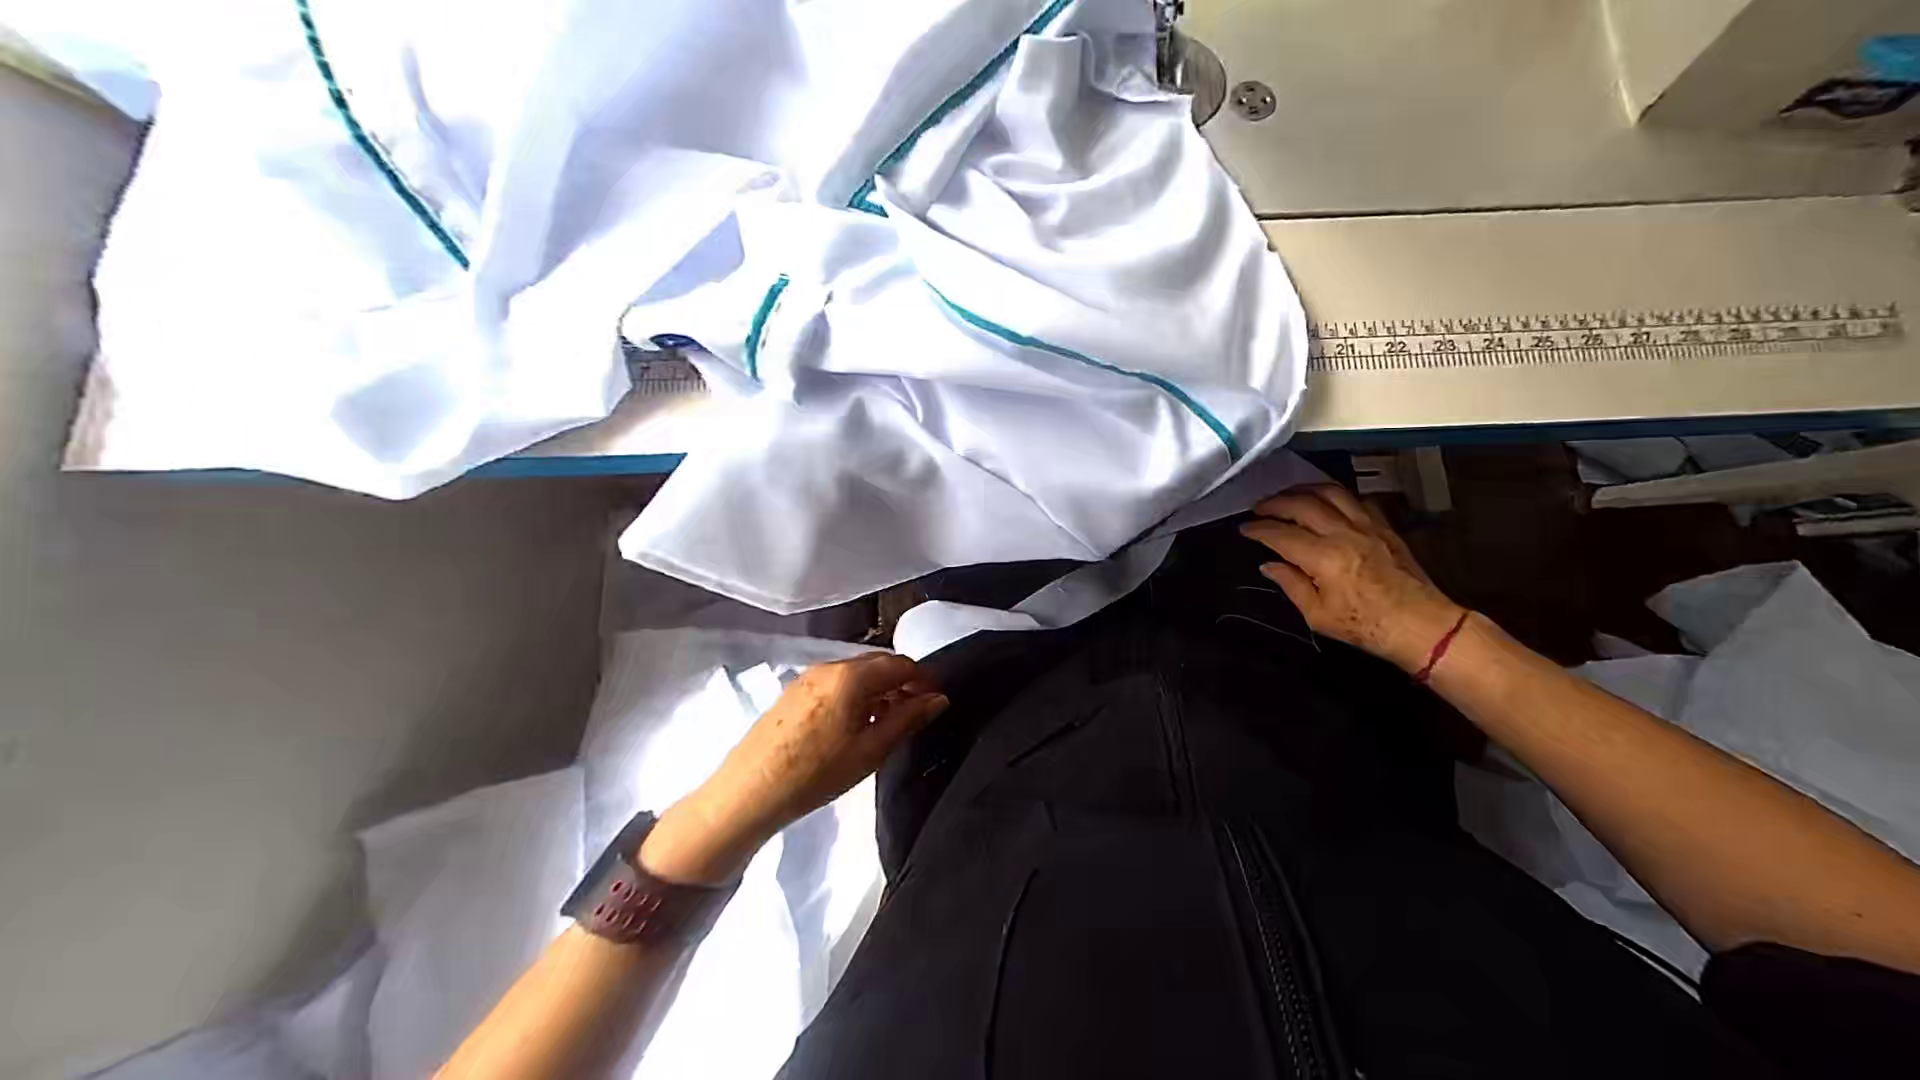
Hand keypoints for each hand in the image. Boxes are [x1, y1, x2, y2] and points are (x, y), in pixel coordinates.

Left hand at [640, 653, 947, 884]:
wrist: (750, 791)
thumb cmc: (818, 772)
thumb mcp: (871, 749)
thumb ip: (908, 719)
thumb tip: (938, 699)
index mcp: (852, 675)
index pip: (900, 664)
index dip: (924, 679)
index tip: (937, 701)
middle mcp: (829, 666)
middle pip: (877, 663)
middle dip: (902, 682)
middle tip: (916, 713)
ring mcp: (808, 677)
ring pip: (856, 673)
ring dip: (879, 690)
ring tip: (888, 722)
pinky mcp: (794, 692)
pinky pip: (836, 683)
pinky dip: (856, 695)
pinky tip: (856, 724)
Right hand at [1239, 483, 1465, 673]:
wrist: (1421, 626)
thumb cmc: (1367, 626)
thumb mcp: (1317, 615)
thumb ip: (1290, 585)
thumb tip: (1269, 566)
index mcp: (1324, 558)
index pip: (1281, 534)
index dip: (1258, 529)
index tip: (1245, 529)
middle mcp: (1345, 534)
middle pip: (1302, 504)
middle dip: (1274, 503)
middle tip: (1259, 507)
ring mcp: (1367, 527)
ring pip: (1330, 492)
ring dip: (1303, 489)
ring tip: (1287, 495)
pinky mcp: (1385, 527)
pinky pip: (1357, 499)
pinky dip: (1336, 495)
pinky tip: (1327, 501)